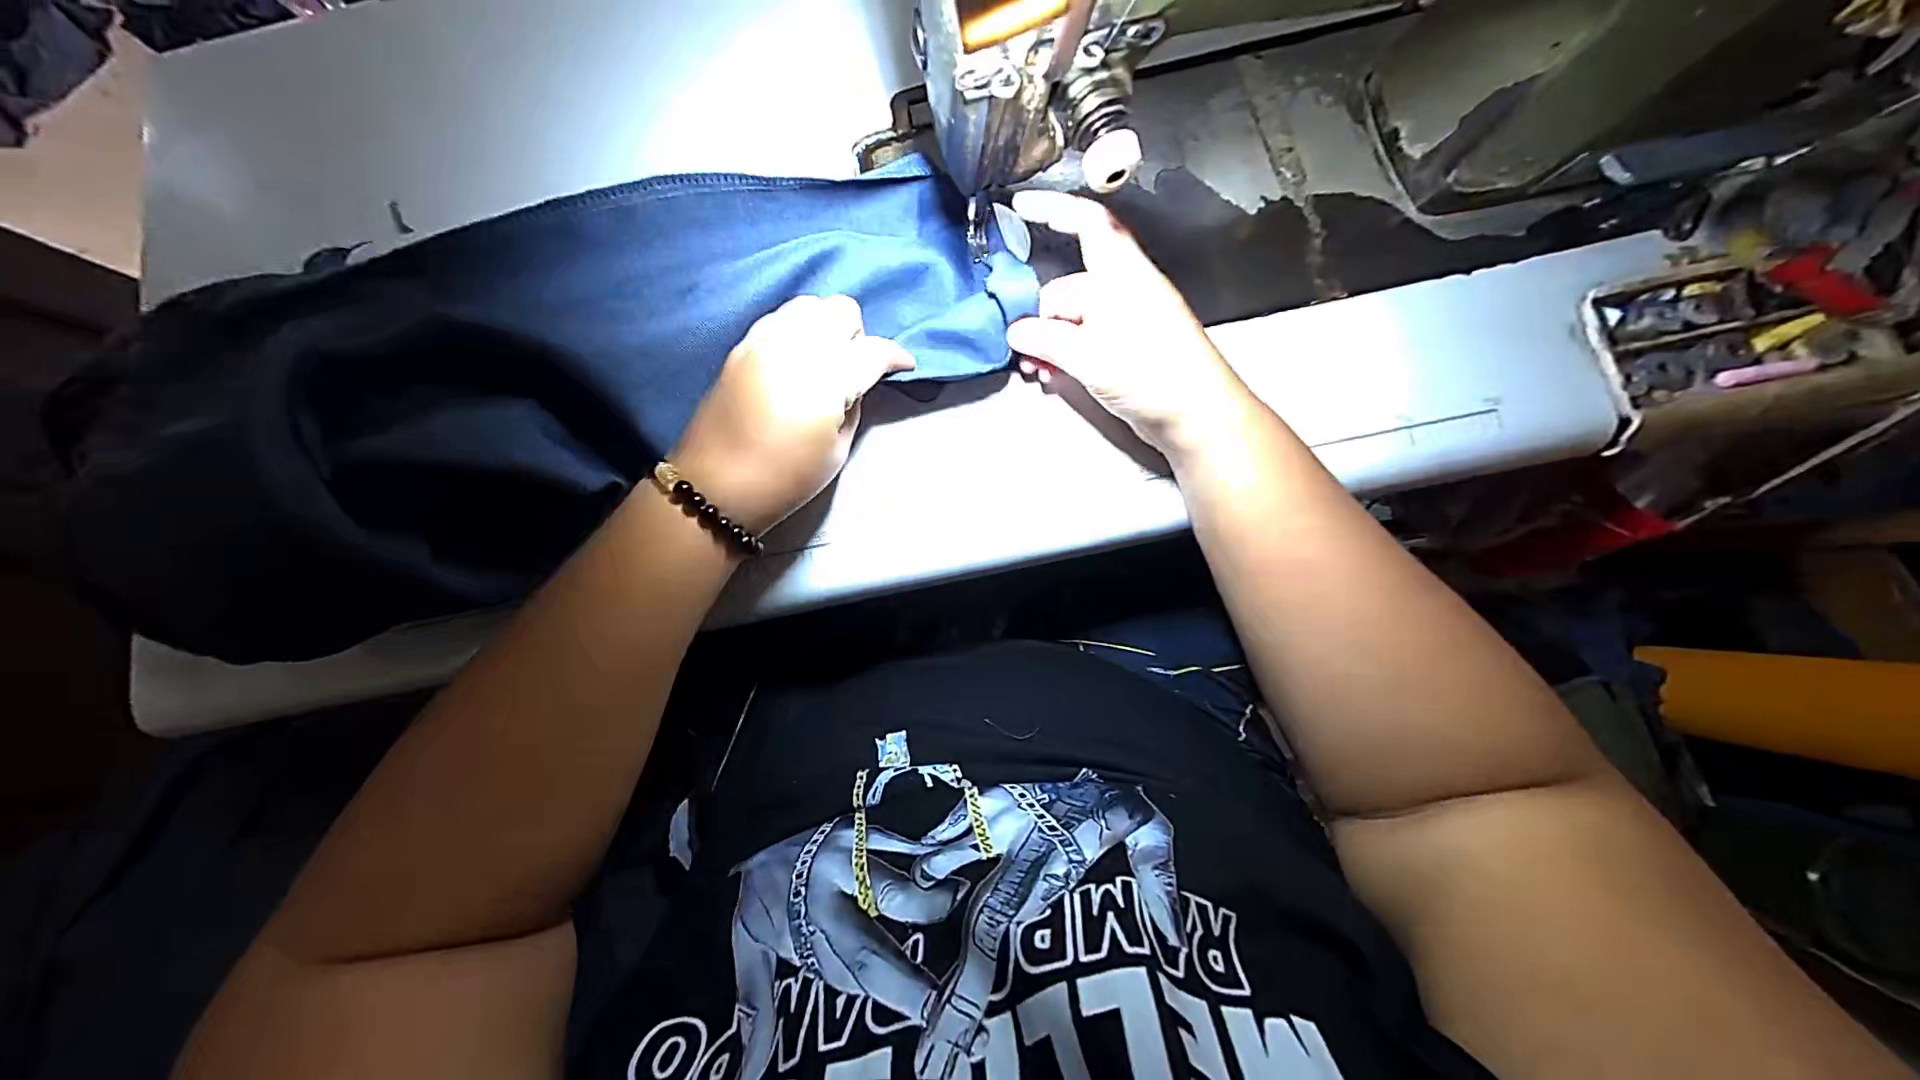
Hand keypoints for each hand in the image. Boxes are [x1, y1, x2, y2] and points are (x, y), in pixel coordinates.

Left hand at [670, 295, 914, 532]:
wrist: (716, 487)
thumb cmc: (785, 478)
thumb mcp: (837, 450)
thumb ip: (853, 406)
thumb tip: (856, 384)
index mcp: (827, 377)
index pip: (872, 350)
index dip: (894, 357)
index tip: (903, 366)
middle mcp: (796, 346)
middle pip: (841, 311)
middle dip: (858, 335)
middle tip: (856, 368)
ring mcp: (765, 340)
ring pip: (810, 305)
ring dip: (826, 326)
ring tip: (825, 361)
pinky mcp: (742, 346)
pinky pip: (780, 317)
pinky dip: (798, 328)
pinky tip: (797, 359)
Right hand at [1005, 191, 1257, 463]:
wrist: (1195, 414)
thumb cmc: (1154, 374)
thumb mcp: (1085, 354)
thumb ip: (1044, 340)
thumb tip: (1018, 333)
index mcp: (1120, 273)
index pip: (1086, 223)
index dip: (1052, 208)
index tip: (1022, 206)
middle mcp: (1124, 290)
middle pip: (1068, 287)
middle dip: (1039, 316)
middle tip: (1022, 346)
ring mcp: (1127, 320)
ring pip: (1074, 320)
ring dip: (1049, 343)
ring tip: (1038, 369)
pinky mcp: (1129, 348)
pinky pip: (1087, 341)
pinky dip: (1066, 355)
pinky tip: (1055, 375)